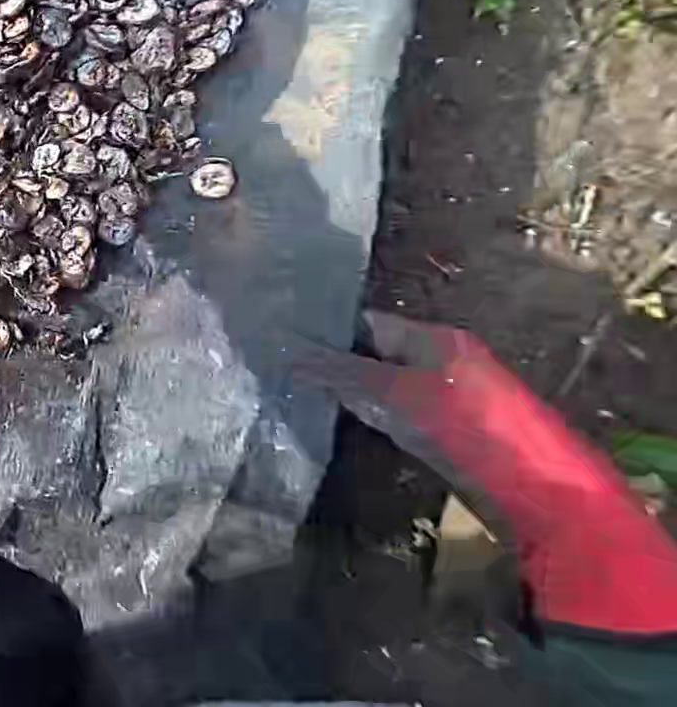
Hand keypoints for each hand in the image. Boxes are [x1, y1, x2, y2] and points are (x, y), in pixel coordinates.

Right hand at [292, 312, 676, 633]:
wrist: (539, 494)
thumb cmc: (461, 424)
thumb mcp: (388, 391)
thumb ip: (332, 367)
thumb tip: (279, 345)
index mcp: (433, 337)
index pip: (361, 321)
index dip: (319, 328)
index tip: (277, 337)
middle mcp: (440, 357)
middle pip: (368, 350)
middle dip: (328, 359)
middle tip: (278, 363)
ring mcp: (445, 392)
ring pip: (377, 379)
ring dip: (344, 386)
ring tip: (295, 387)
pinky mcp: (445, 423)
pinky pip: (391, 405)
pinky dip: (365, 408)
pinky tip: (333, 413)